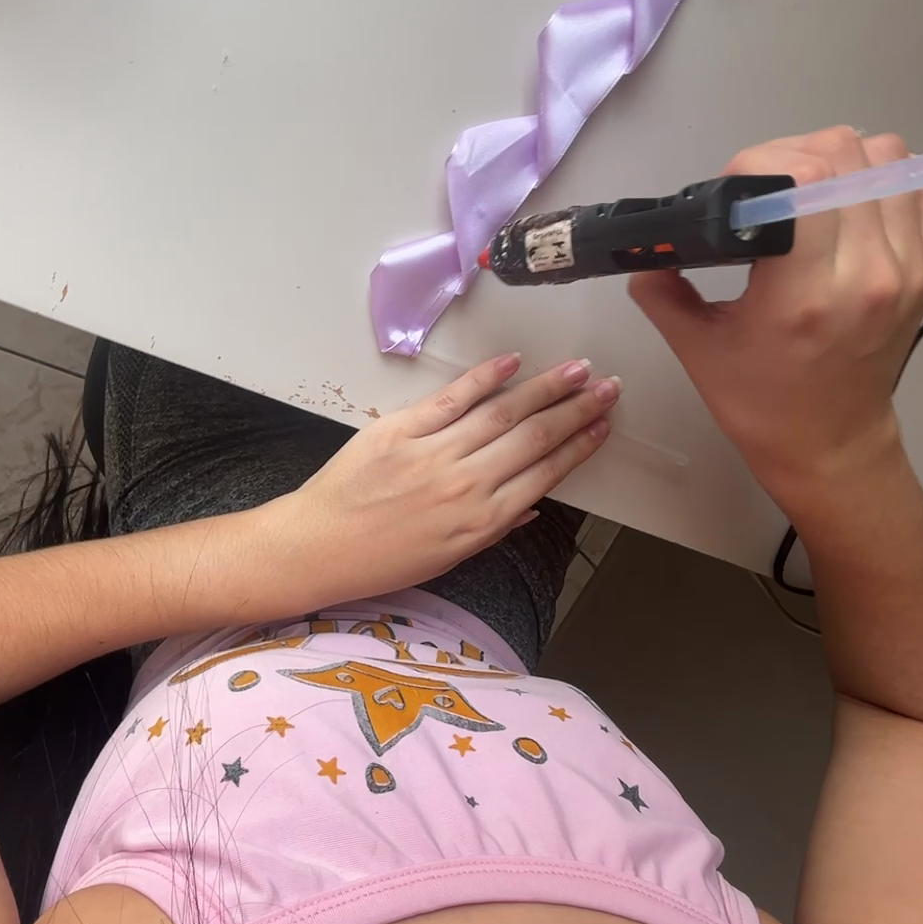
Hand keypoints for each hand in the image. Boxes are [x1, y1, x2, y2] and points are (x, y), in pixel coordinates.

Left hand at [261, 354, 618, 603]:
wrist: (317, 548)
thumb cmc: (380, 561)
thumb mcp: (446, 558)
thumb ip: (493, 528)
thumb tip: (532, 505)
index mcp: (480, 523)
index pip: (544, 474)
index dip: (578, 446)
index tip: (603, 425)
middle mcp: (465, 486)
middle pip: (533, 438)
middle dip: (576, 410)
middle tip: (606, 387)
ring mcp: (432, 454)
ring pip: (501, 413)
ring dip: (544, 388)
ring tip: (575, 369)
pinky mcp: (400, 430)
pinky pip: (451, 398)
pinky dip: (484, 378)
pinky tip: (512, 362)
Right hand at [629, 127, 922, 504]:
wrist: (828, 442)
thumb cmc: (758, 403)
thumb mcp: (696, 350)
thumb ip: (662, 294)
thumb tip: (645, 252)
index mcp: (803, 295)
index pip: (801, 180)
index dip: (759, 162)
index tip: (730, 189)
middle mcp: (868, 271)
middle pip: (844, 155)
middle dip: (788, 154)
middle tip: (758, 190)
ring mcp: (909, 265)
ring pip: (889, 157)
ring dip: (838, 158)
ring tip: (803, 190)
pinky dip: (892, 172)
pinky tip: (854, 196)